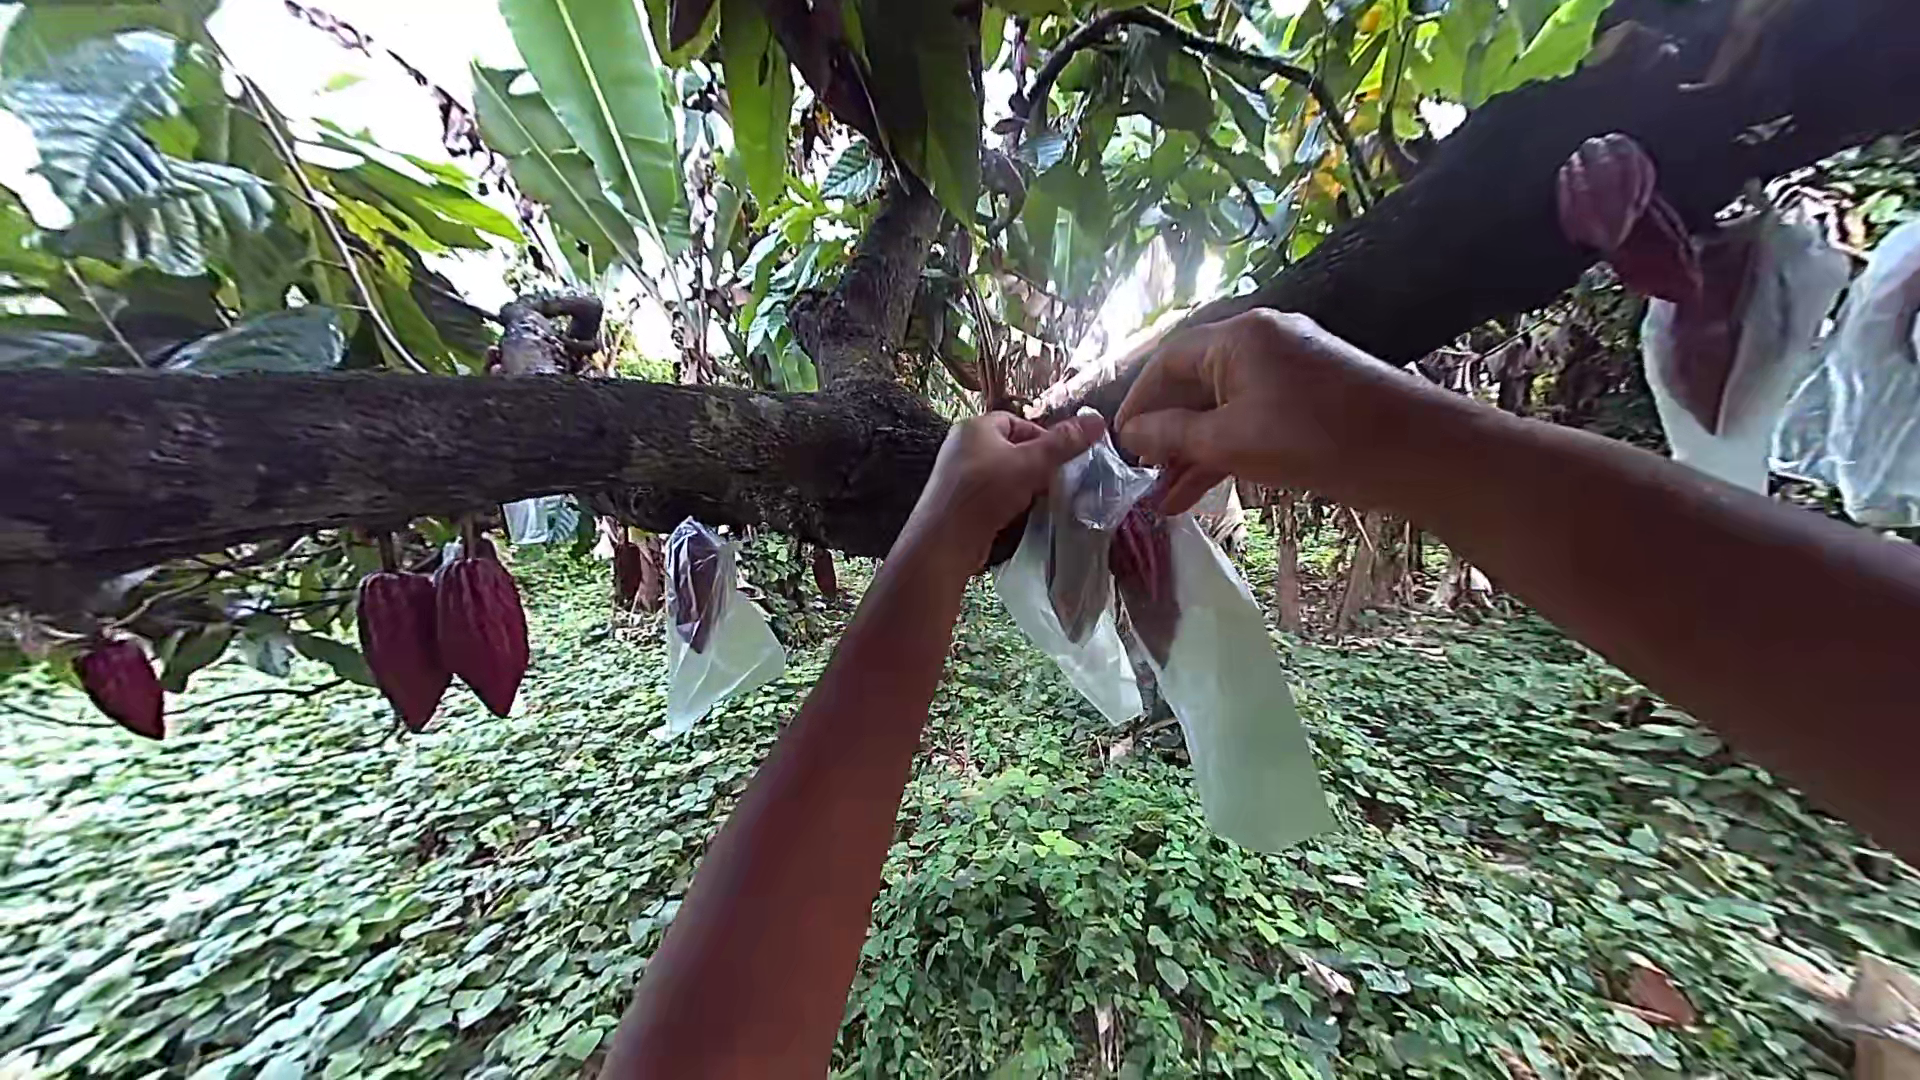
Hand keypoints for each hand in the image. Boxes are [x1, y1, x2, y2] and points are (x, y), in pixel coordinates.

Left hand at [902, 411, 1105, 568]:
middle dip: (1034, 465)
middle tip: (1054, 481)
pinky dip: (1007, 503)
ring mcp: (958, 476)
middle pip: (1011, 449)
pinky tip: (1018, 515)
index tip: (1061, 459)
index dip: (1042, 437)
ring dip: (1022, 486)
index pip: (1017, 422)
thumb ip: (1064, 443)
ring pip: (1002, 474)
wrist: (946, 540)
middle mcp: (962, 447)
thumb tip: (1097, 421)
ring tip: (1038, 500)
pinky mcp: (958, 502)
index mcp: (975, 427)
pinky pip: (991, 495)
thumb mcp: (1031, 464)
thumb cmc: (985, 492)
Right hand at [1115, 311, 1448, 512]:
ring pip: (1217, 411)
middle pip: (1192, 386)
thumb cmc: (1312, 437)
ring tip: (1162, 497)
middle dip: (1164, 434)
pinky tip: (1193, 492)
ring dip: (1189, 453)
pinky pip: (1245, 422)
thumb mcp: (1227, 439)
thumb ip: (1171, 434)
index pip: (1168, 361)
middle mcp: (1258, 345)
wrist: (1416, 454)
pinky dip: (1219, 453)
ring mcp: (1282, 373)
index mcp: (1238, 337)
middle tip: (1142, 472)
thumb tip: (1130, 433)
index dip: (1138, 401)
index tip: (1120, 441)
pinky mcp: (1300, 402)